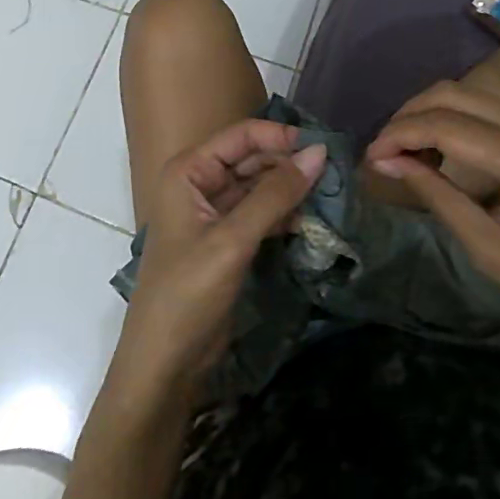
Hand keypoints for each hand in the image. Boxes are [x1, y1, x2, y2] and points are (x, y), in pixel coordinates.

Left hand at [113, 120, 325, 399]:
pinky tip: (312, 220)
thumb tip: (320, 152)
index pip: (242, 135)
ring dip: (293, 189)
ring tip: (331, 194)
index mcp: (189, 172)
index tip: (323, 150)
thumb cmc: (188, 294)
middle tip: (335, 173)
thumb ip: (276, 194)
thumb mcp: (232, 240)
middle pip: (254, 157)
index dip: (282, 137)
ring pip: (262, 185)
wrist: (164, 363)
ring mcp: (215, 212)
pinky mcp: (230, 239)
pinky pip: (263, 212)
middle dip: (291, 163)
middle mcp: (200, 184)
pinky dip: (286, 213)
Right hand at [364, 82, 499, 379]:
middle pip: (457, 94)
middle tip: (381, 151)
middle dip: (409, 115)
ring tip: (401, 151)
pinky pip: (489, 108)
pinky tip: (436, 148)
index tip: (370, 158)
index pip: (451, 125)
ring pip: (471, 94)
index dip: (401, 133)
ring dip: (430, 114)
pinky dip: (454, 120)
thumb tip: (388, 161)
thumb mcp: (491, 251)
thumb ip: (438, 197)